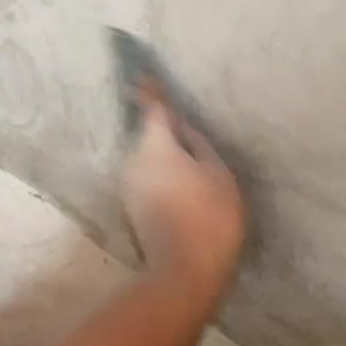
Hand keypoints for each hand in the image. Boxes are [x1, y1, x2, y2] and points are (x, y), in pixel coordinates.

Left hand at [120, 91, 245, 305]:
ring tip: (192, 160)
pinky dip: (162, 173)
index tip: (143, 74)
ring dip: (163, 153)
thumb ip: (198, 144)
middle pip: (148, 135)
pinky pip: (147, 176)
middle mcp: (132, 161)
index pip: (151, 109)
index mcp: (154, 146)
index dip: (150, 90)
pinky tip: (182, 182)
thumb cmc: (210, 217)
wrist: (183, 271)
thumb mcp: (217, 173)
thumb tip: (183, 130)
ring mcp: (128, 186)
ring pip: (147, 157)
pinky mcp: (131, 206)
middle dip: (163, 128)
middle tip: (188, 127)